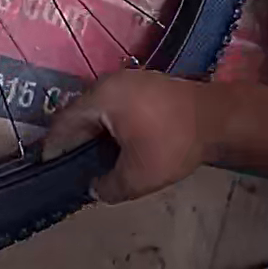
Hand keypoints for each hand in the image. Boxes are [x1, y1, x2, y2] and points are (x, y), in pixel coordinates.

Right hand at [44, 70, 222, 203]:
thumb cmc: (172, 143)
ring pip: (99, 108)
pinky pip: (116, 104)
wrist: (219, 119)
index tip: (48, 164)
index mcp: (100, 98)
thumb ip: (109, 187)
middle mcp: (109, 82)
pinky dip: (111, 123)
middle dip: (74, 139)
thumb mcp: (138, 176)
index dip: (54, 145)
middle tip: (70, 164)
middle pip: (80, 112)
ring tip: (93, 157)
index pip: (64, 121)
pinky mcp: (146, 84)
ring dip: (94, 131)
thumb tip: (94, 189)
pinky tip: (118, 142)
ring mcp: (129, 79)